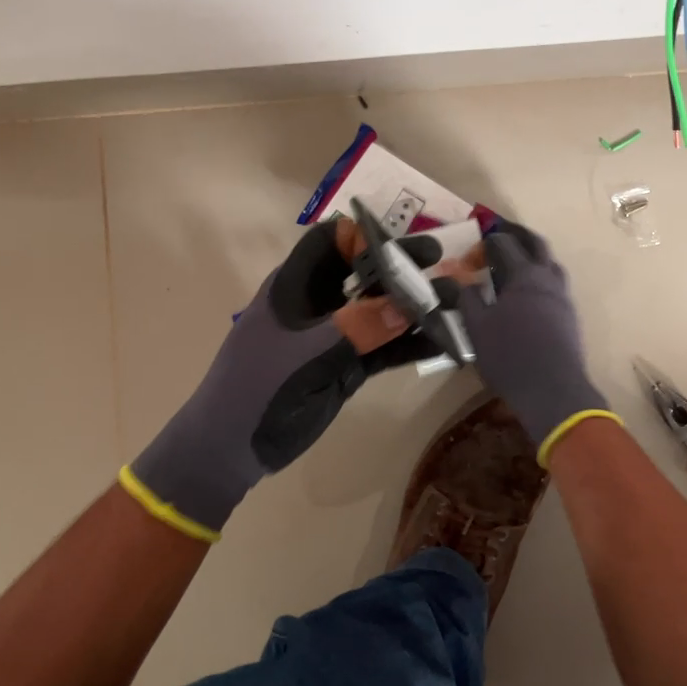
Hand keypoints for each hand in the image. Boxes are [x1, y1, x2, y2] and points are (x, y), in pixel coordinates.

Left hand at [125, 218, 451, 539]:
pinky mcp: (347, 366)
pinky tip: (446, 342)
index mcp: (293, 288)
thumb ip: (356, 329)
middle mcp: (316, 304)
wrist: (230, 450)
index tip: (402, 243)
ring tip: (456, 301)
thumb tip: (406, 307)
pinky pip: (385, 347)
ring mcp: (334, 335)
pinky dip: (411, 344)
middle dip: (401, 266)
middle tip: (443, 261)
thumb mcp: (305, 356)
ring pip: (380, 310)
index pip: (329, 242)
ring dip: (415, 307)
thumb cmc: (256, 390)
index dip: (364, 235)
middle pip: (363, 272)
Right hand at [457, 221, 616, 464]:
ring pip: (552, 265)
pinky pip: (556, 286)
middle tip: (504, 232)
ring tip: (518, 262)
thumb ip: (468, 300)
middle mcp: (549, 279)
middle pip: (538, 245)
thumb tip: (461, 283)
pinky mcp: (571, 317)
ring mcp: (565, 298)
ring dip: (536, 256)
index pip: (507, 244)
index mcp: (525, 275)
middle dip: (520, 235)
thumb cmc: (510, 356)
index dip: (491, 238)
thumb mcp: (477, 329)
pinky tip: (530, 294)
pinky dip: (542, 278)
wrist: (554, 390)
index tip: (478, 238)